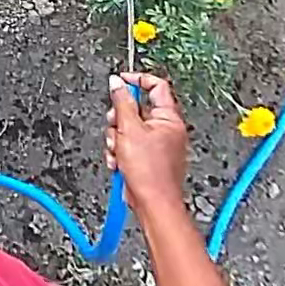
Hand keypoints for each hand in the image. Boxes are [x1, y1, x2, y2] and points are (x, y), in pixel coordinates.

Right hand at [106, 72, 189, 215]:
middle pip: (137, 108)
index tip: (120, 81)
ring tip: (118, 150)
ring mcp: (158, 144)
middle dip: (120, 117)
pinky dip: (121, 150)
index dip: (136, 79)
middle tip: (116, 125)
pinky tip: (119, 161)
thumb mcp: (129, 129)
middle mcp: (166, 129)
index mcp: (168, 118)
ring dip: (117, 137)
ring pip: (129, 127)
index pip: (155, 85)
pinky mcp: (149, 157)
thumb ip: (122, 102)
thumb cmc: (149, 172)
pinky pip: (129, 143)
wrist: (153, 205)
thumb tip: (117, 81)